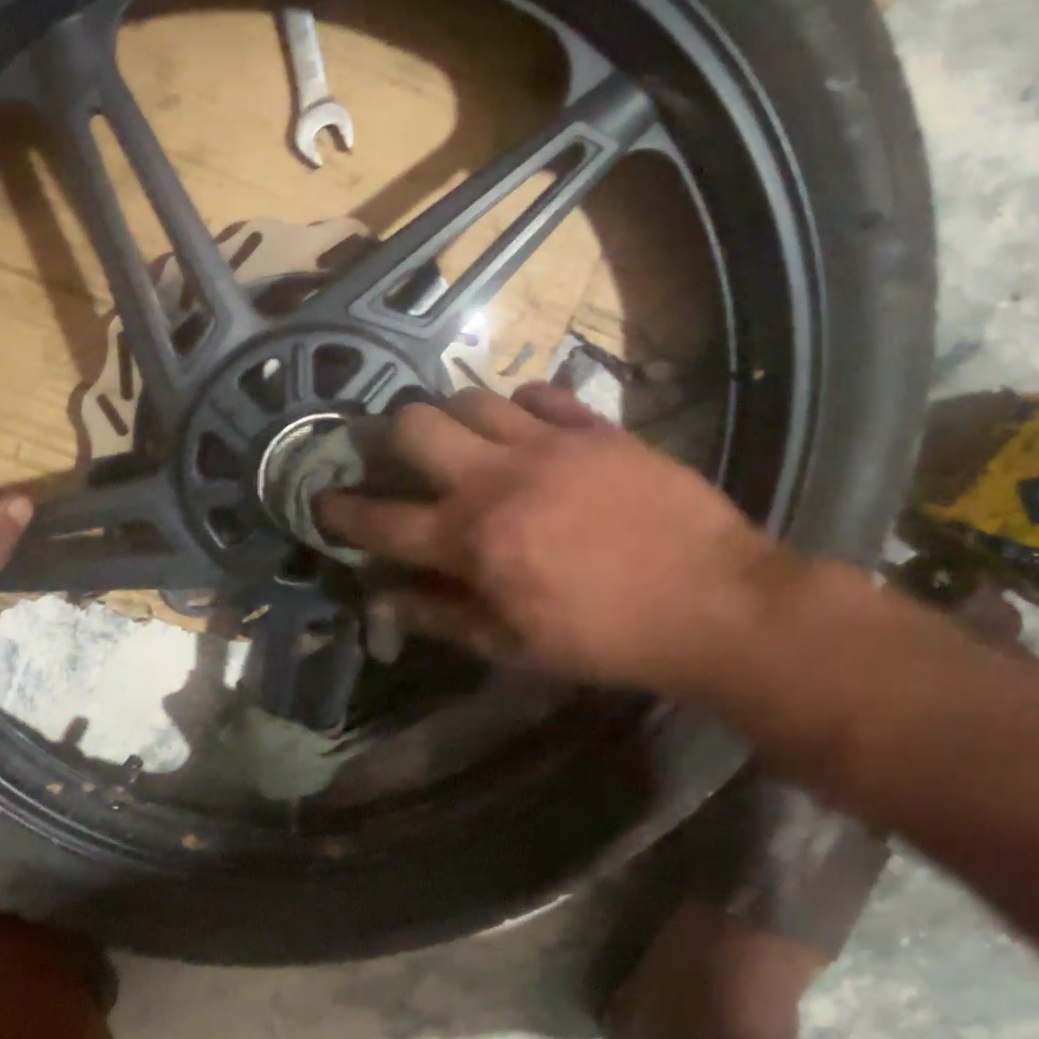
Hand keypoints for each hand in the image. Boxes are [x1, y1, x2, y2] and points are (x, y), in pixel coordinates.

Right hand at [316, 385, 791, 693]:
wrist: (715, 603)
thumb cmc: (605, 638)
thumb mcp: (514, 646)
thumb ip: (440, 616)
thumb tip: (382, 599)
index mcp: (471, 540)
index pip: (380, 520)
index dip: (339, 512)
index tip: (322, 504)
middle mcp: (496, 478)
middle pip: (413, 424)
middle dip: (390, 439)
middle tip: (399, 459)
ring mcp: (547, 443)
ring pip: (470, 397)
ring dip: (454, 419)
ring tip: (464, 443)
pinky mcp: (594, 427)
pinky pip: (538, 391)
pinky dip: (519, 407)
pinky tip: (526, 430)